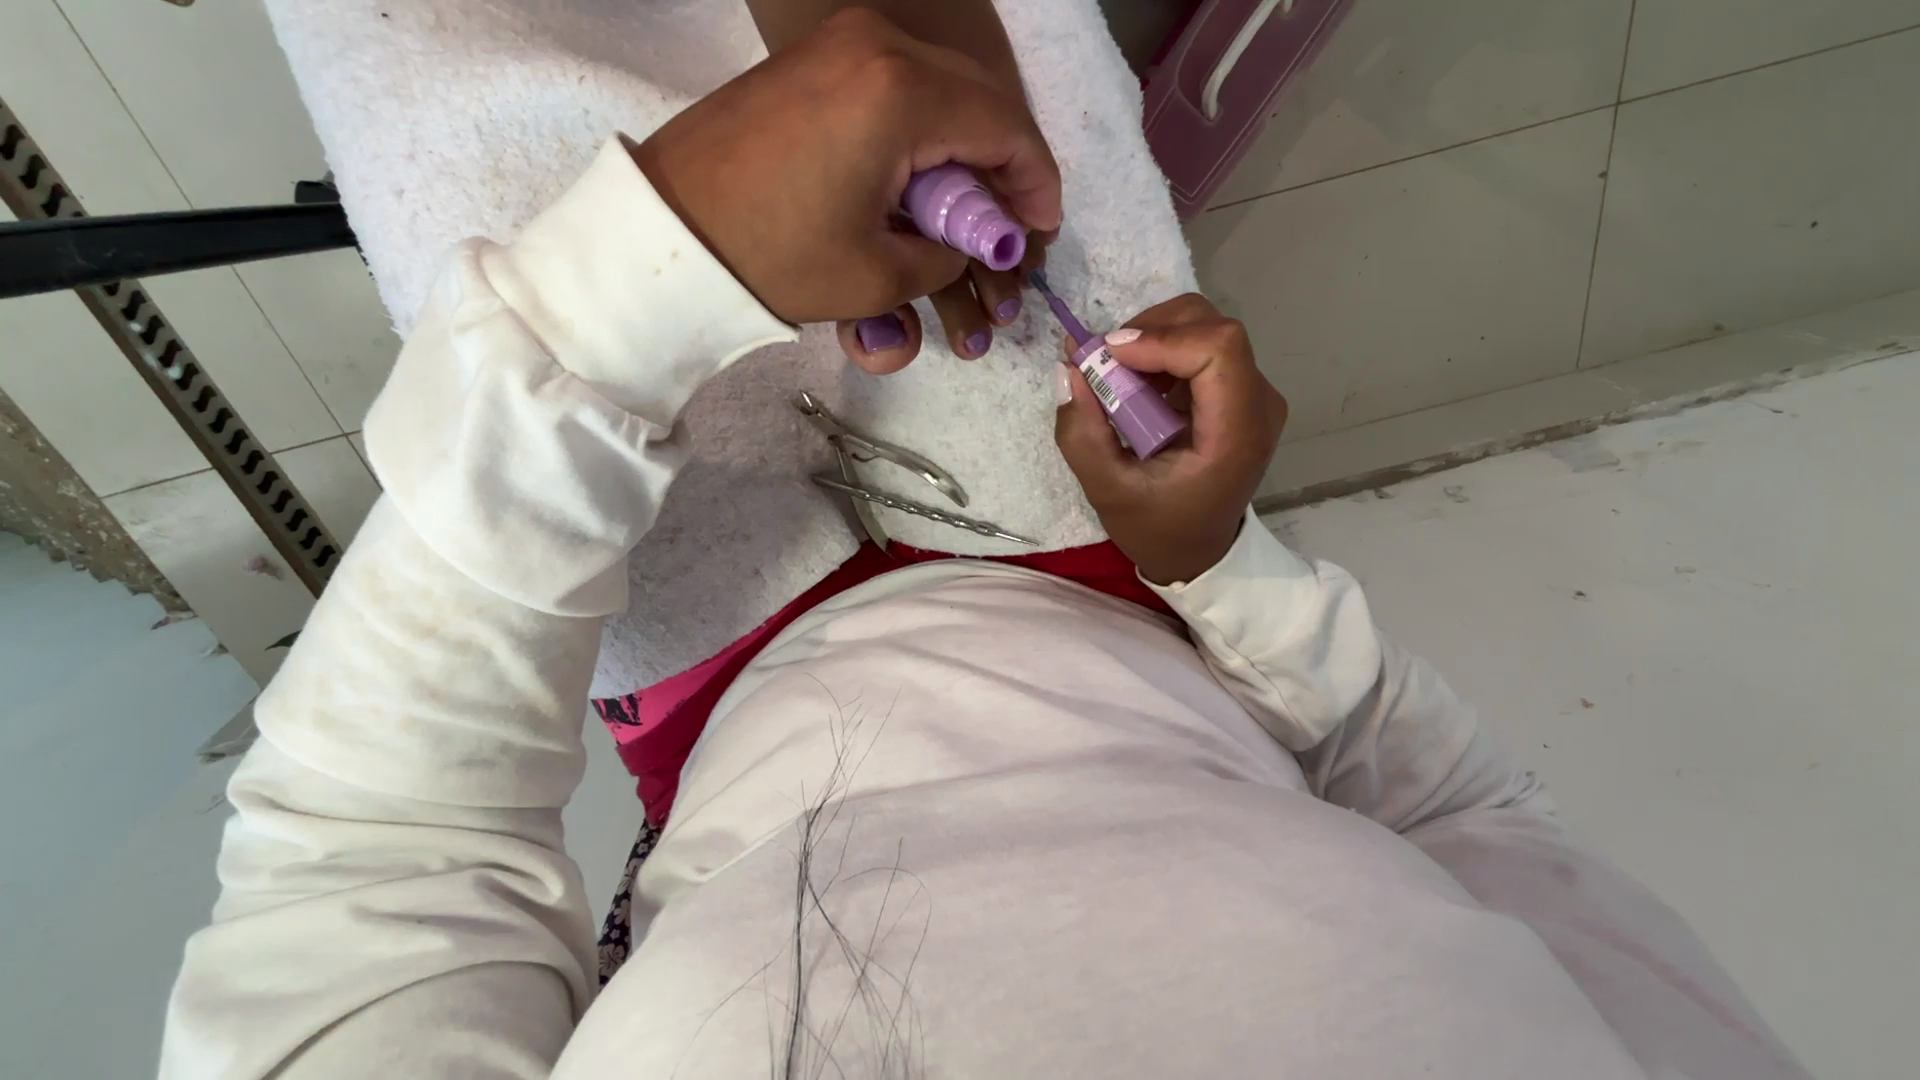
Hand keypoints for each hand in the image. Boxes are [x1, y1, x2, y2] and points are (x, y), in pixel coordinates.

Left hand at [743, 0, 1047, 368]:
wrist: (666, 231)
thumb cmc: (774, 256)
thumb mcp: (878, 276)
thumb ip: (948, 257)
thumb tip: (969, 244)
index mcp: (900, 92)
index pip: (1004, 128)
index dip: (1035, 183)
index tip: (1042, 229)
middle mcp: (878, 45)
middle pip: (977, 100)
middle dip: (1003, 166)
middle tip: (1009, 226)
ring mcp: (840, 45)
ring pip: (939, 91)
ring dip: (963, 151)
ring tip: (966, 214)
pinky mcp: (814, 61)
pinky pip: (896, 88)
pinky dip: (922, 136)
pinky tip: (919, 186)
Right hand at [1054, 294, 1288, 585]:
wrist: (1197, 551)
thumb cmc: (1156, 528)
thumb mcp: (1106, 491)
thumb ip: (1081, 433)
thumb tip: (1069, 369)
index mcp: (1234, 435)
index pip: (1217, 349)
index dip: (1161, 339)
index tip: (1109, 357)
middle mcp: (1257, 404)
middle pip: (1212, 326)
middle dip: (1150, 331)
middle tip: (1105, 363)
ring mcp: (1254, 394)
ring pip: (1206, 327)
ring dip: (1153, 339)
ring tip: (1119, 376)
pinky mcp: (1241, 390)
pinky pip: (1202, 345)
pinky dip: (1162, 350)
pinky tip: (1138, 384)